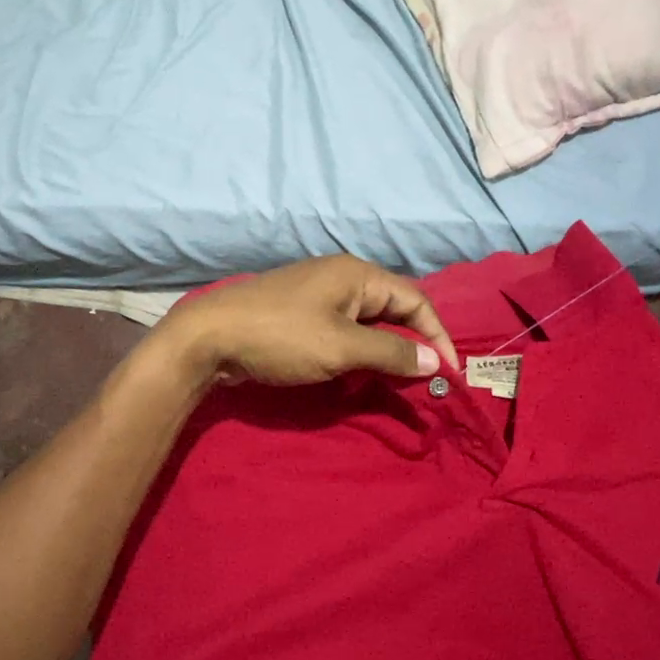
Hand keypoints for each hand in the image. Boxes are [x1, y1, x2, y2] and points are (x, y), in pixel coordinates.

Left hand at [153, 256, 459, 386]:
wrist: (208, 337)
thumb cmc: (281, 337)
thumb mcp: (342, 347)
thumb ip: (392, 352)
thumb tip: (435, 361)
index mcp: (357, 275)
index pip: (415, 299)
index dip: (438, 336)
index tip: (451, 374)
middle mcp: (341, 278)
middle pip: (393, 309)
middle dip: (412, 344)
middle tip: (425, 382)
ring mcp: (318, 296)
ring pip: (367, 323)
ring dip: (384, 352)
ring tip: (395, 384)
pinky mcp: (299, 315)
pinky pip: (342, 332)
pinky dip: (357, 353)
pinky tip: (356, 376)